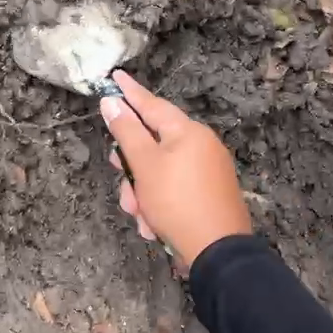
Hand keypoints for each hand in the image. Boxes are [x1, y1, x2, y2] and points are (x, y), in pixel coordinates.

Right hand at [100, 69, 251, 268]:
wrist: (221, 257)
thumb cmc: (177, 202)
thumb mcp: (144, 164)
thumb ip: (126, 130)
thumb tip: (112, 102)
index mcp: (188, 132)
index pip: (151, 104)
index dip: (129, 91)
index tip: (114, 76)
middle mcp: (202, 146)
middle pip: (153, 142)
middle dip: (131, 164)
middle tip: (118, 173)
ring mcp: (209, 172)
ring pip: (161, 169)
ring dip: (142, 190)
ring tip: (138, 214)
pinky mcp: (211, 195)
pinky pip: (175, 187)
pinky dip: (159, 201)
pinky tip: (151, 225)